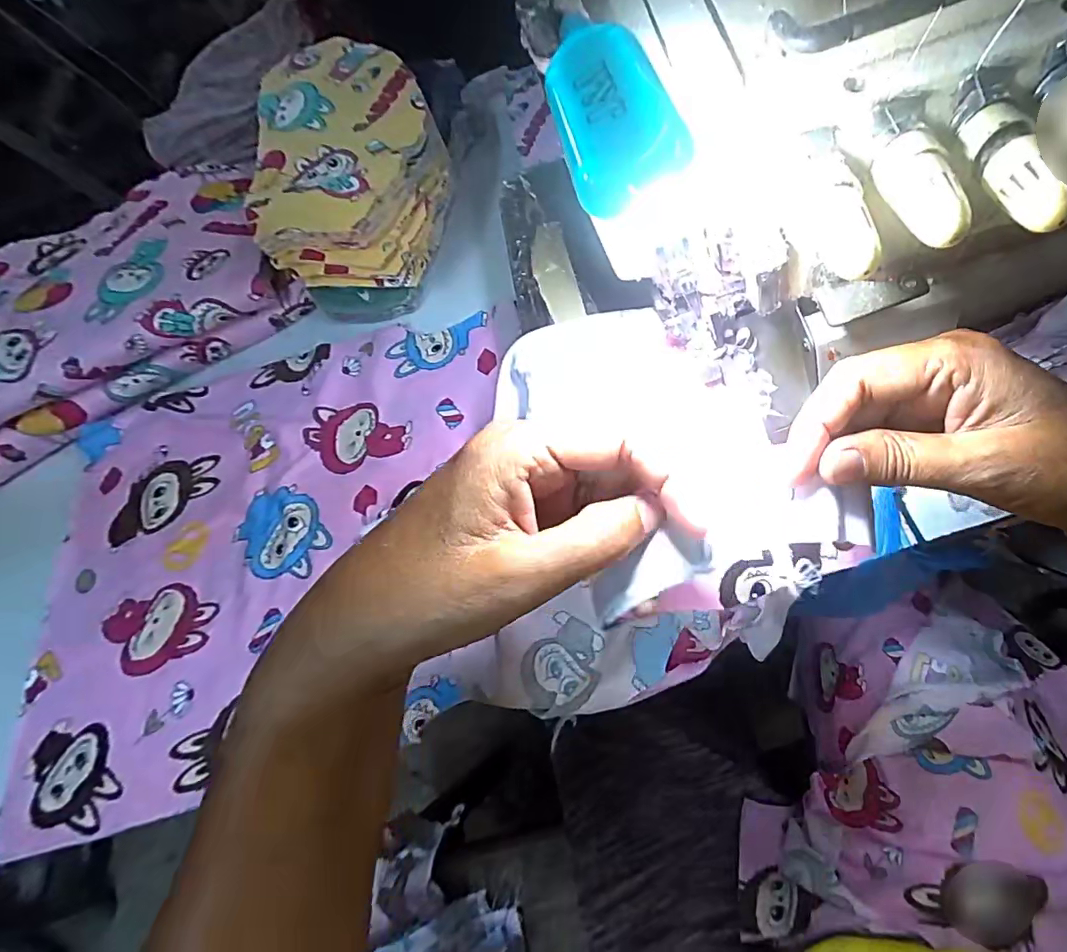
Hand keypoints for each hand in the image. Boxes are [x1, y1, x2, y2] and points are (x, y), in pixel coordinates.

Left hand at [247, 421, 676, 715]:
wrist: (365, 626)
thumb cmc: (436, 596)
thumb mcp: (525, 573)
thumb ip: (598, 538)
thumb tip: (655, 512)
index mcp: (522, 445)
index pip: (617, 440)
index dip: (667, 476)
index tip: (701, 524)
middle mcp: (527, 447)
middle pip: (613, 455)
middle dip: (658, 492)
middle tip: (697, 536)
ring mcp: (524, 475)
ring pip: (601, 481)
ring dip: (638, 511)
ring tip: (676, 546)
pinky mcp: (523, 503)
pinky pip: (580, 505)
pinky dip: (611, 527)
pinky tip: (635, 550)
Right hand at [785, 330, 1066, 533]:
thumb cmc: (1065, 464)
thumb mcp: (980, 464)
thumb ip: (900, 460)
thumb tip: (826, 465)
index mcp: (946, 358)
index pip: (859, 378)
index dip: (818, 421)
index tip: (796, 469)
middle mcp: (932, 366)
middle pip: (854, 393)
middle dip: (820, 436)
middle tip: (795, 484)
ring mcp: (933, 393)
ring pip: (864, 415)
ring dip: (836, 450)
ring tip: (812, 489)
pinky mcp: (937, 420)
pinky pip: (885, 434)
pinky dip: (862, 459)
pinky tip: (845, 483)